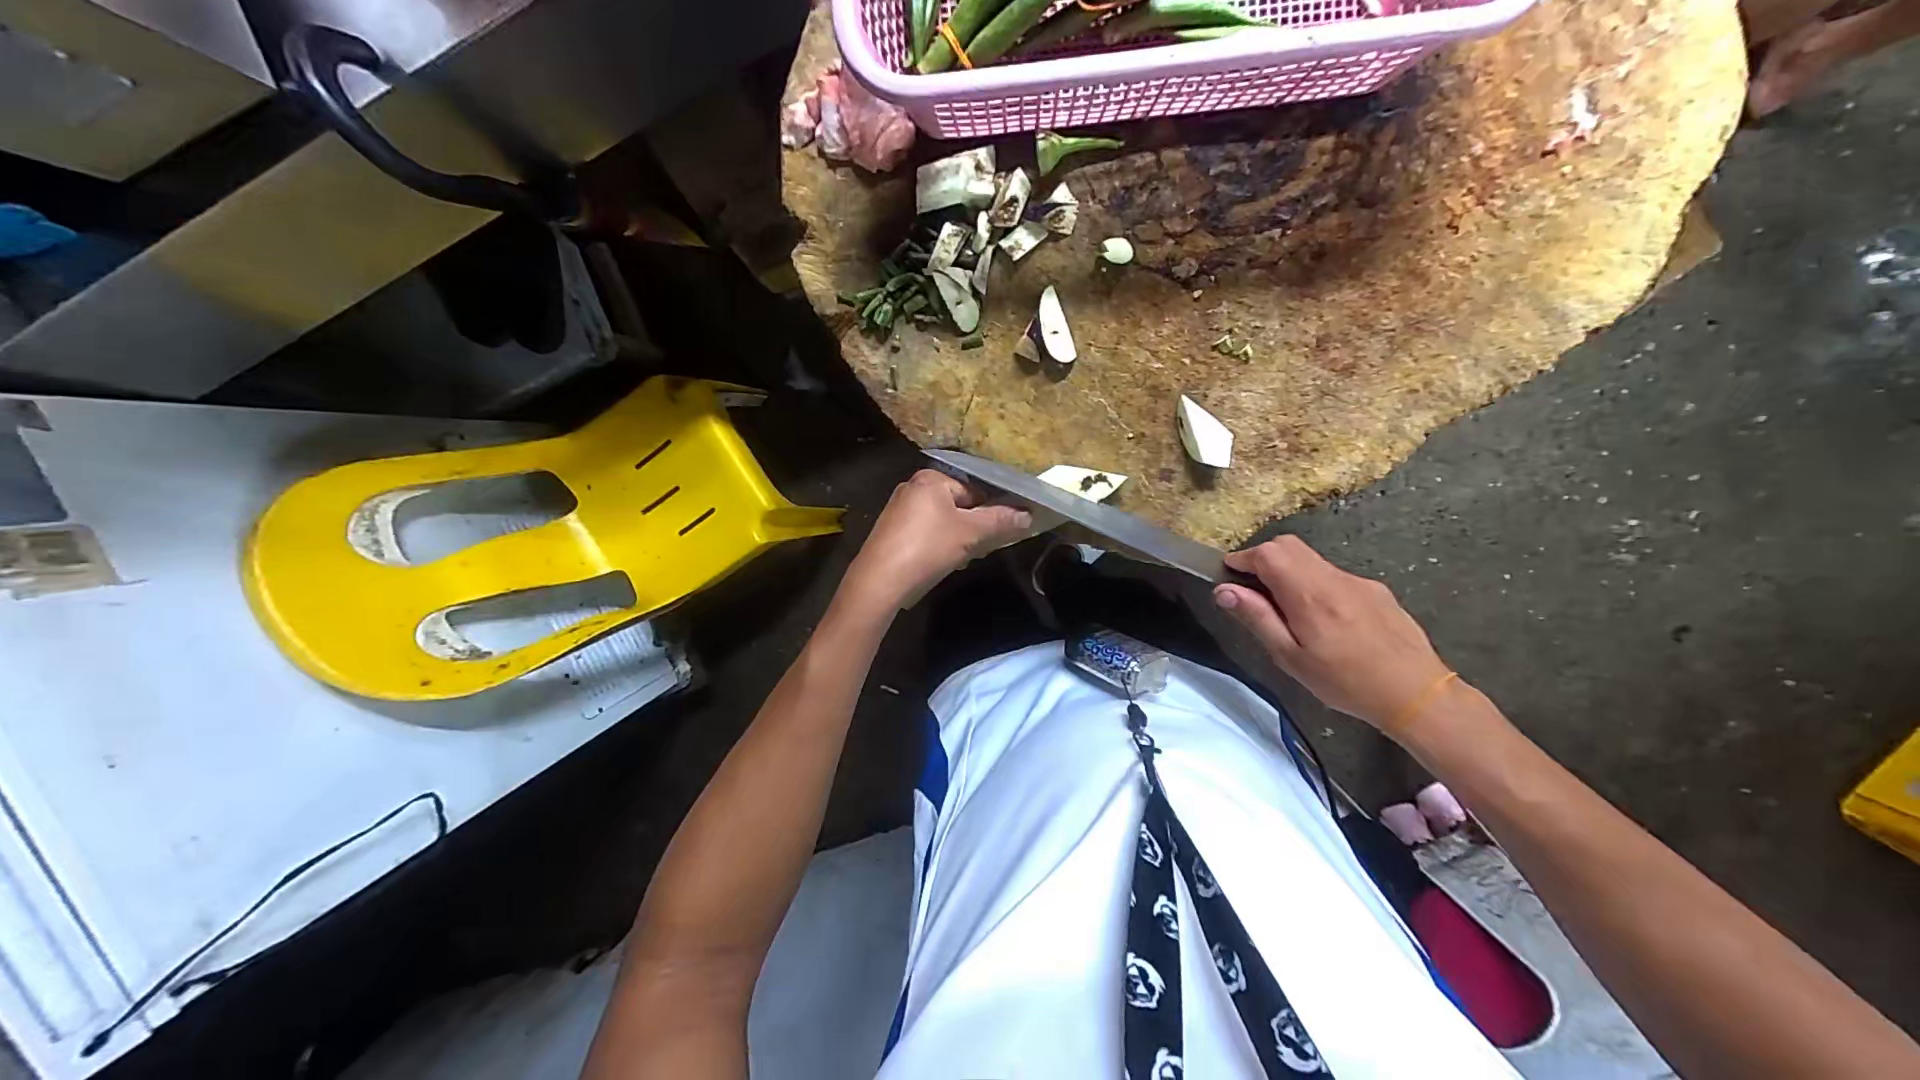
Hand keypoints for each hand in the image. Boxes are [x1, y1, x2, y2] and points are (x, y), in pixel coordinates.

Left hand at [840, 470, 1031, 612]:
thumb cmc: (928, 548)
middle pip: (959, 505)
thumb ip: (1000, 521)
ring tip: (958, 560)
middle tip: (978, 550)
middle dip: (973, 528)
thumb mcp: (970, 533)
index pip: (975, 489)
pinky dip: (938, 546)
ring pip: (943, 522)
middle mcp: (912, 487)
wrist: (880, 581)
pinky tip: (940, 564)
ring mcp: (899, 510)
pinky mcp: (892, 532)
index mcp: (930, 478)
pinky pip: (926, 534)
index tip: (1000, 533)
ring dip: (957, 540)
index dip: (991, 511)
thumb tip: (1028, 515)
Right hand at [1212, 536, 1455, 737]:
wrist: (1416, 693)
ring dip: (1289, 571)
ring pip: (1312, 559)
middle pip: (1289, 546)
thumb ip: (1257, 618)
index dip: (1243, 558)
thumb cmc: (1346, 682)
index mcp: (1309, 595)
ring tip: (1286, 609)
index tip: (1229, 574)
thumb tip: (1224, 591)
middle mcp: (1334, 578)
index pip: (1268, 553)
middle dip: (1263, 558)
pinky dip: (1314, 583)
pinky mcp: (1376, 590)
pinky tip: (1322, 619)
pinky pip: (1334, 575)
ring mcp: (1358, 582)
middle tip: (1252, 589)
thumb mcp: (1291, 657)